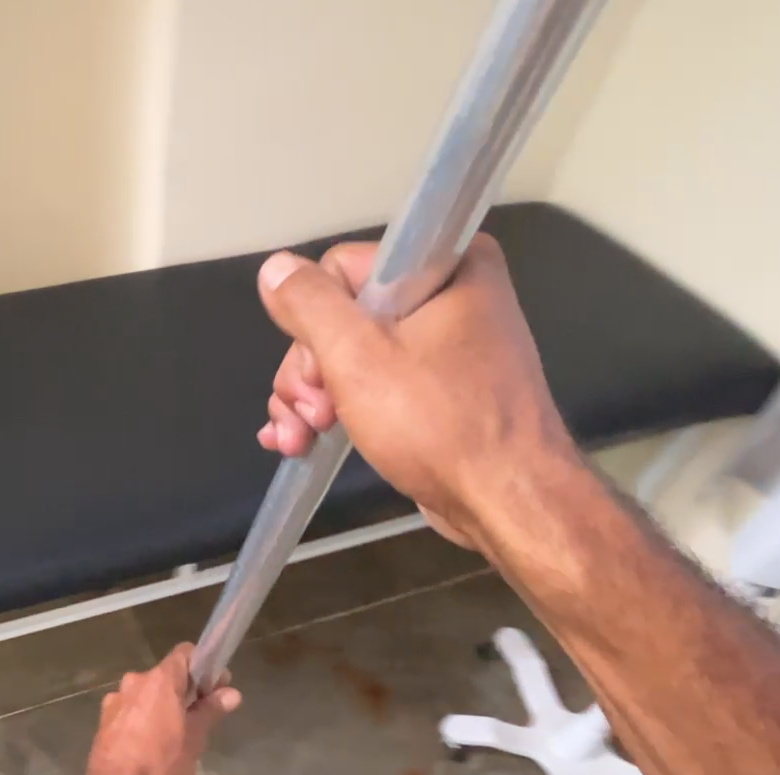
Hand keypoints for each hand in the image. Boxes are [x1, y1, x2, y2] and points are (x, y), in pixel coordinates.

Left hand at [83, 644, 241, 774]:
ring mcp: (115, 699)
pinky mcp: (104, 718)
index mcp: (160, 680)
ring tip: (174, 732)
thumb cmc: (161, 763)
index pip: (185, 653)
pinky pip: (130, 708)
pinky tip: (149, 741)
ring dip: (162, 704)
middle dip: (184, 689)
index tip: (216, 686)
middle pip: (165, 675)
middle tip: (200, 712)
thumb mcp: (194, 739)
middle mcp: (135, 681)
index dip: (204, 665)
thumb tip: (232, 693)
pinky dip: (143, 716)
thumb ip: (210, 710)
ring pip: (146, 692)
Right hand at [253, 236, 580, 547]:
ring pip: (344, 358)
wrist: (504, 502)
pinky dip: (332, 413)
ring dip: (309, 402)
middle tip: (313, 417)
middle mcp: (447, 297)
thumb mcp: (359, 357)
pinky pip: (368, 387)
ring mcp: (441, 349)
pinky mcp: (433, 392)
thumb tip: (275, 268)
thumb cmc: (439, 425)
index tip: (316, 375)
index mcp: (444, 267)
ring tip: (299, 441)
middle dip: (308, 374)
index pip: (340, 271)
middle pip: (338, 319)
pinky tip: (298, 442)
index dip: (314, 322)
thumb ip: (309, 305)